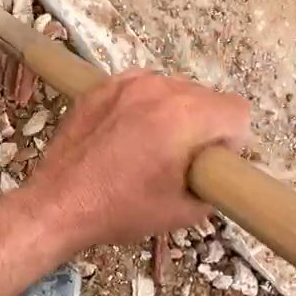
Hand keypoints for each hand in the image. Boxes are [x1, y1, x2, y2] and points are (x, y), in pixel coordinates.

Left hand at [21, 69, 250, 254]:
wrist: (58, 205)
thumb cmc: (119, 210)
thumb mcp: (183, 212)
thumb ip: (216, 187)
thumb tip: (219, 174)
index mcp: (185, 116)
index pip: (237, 113)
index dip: (232, 143)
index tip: (210, 165)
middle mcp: (159, 89)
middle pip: (206, 98)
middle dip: (203, 128)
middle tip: (180, 162)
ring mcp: (125, 84)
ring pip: (173, 90)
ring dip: (173, 115)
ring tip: (150, 149)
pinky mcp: (100, 88)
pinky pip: (140, 88)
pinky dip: (143, 106)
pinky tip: (129, 135)